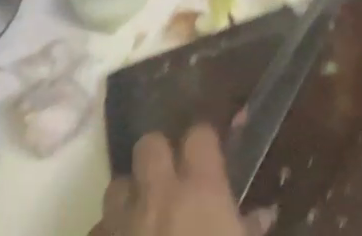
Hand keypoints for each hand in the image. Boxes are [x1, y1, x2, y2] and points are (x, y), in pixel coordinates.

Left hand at [91, 126, 246, 235]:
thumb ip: (249, 229)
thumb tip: (262, 216)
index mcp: (201, 191)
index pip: (199, 134)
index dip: (204, 141)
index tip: (211, 154)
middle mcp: (157, 195)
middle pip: (148, 144)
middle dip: (159, 155)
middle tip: (173, 179)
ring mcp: (121, 223)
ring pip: (116, 185)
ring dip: (131, 195)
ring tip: (145, 215)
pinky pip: (100, 229)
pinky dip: (111, 233)